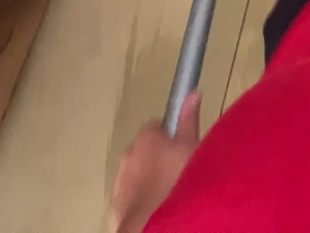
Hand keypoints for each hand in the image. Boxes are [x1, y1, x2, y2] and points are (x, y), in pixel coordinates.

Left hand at [110, 94, 200, 232]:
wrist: (151, 221)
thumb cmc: (174, 179)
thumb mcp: (190, 146)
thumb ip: (190, 119)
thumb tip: (193, 90)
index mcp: (147, 135)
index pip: (158, 125)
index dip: (171, 136)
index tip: (181, 148)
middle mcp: (129, 152)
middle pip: (147, 148)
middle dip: (159, 156)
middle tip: (178, 171)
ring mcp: (120, 178)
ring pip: (138, 171)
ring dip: (149, 176)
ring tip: (167, 191)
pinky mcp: (116, 203)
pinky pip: (131, 193)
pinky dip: (140, 196)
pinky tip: (154, 205)